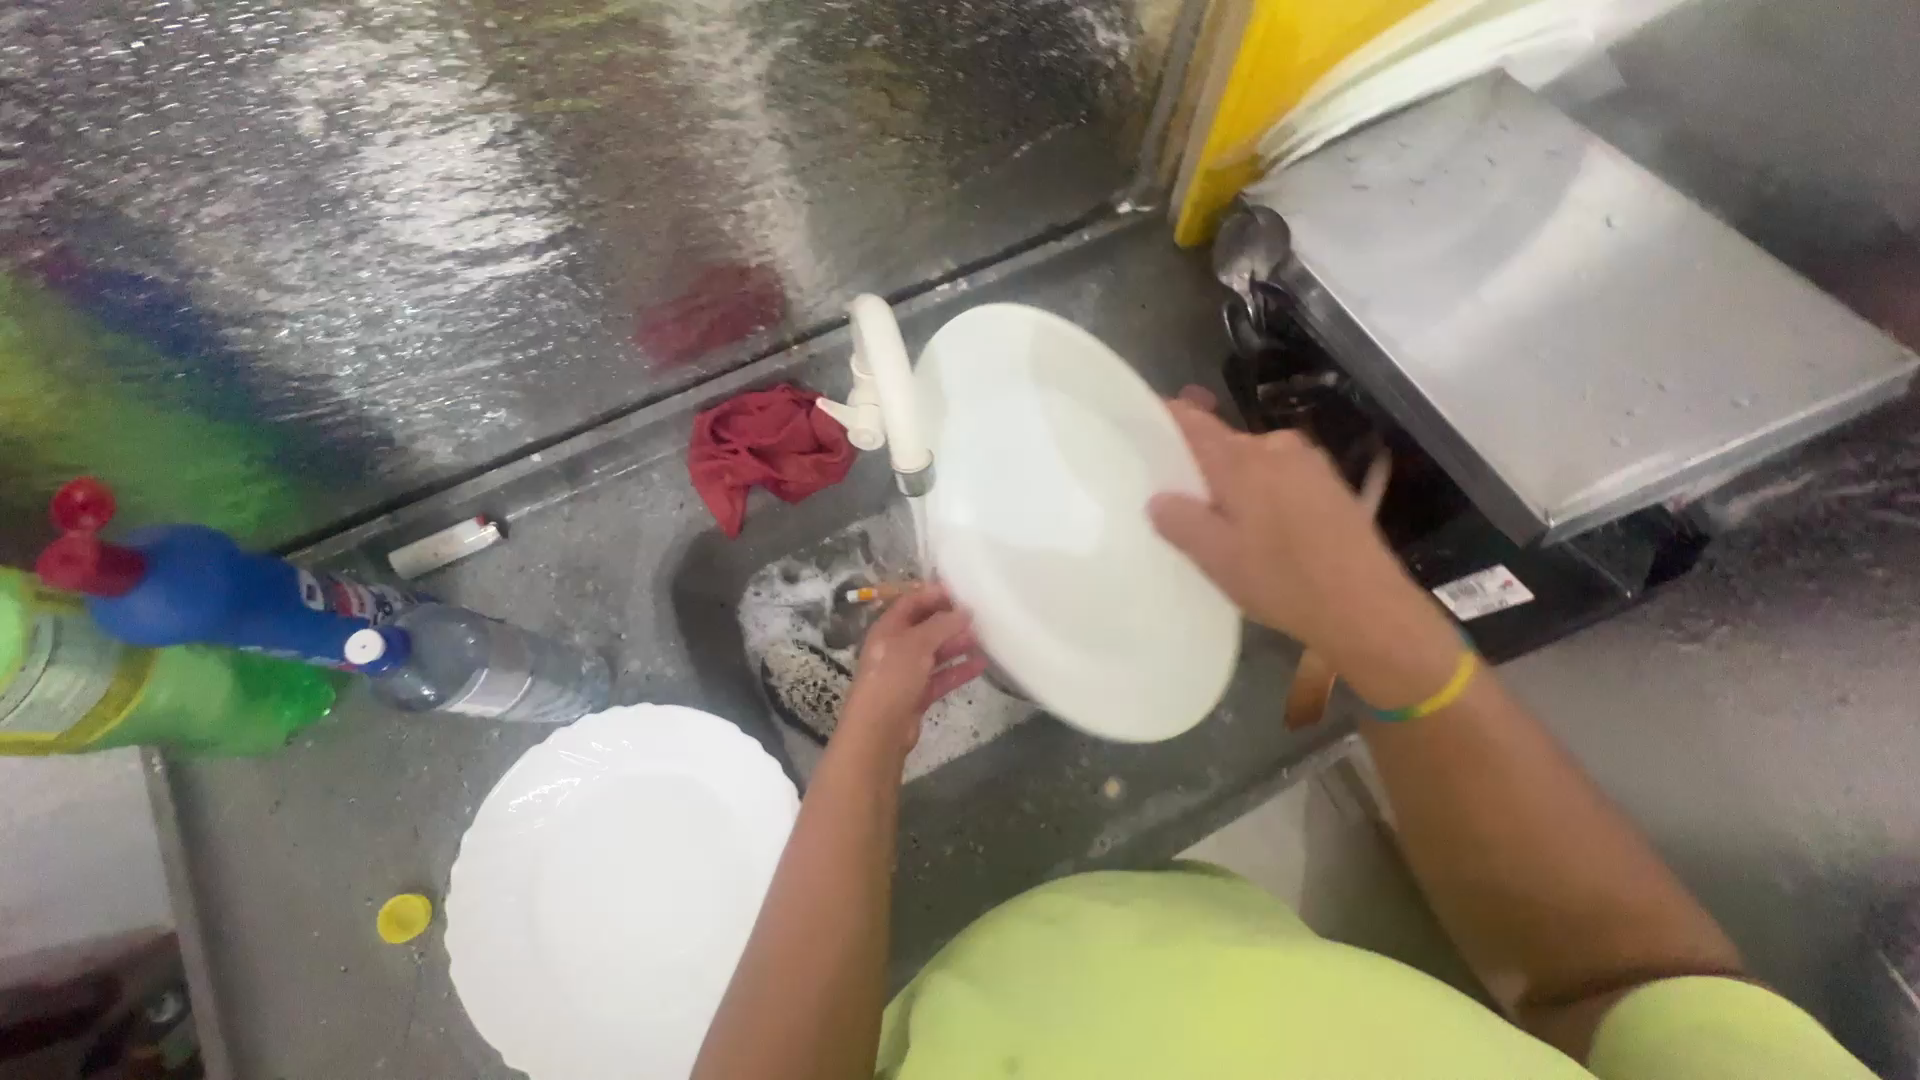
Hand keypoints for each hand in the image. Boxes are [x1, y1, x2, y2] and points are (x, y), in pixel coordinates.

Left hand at [840, 586, 987, 758]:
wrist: (879, 730)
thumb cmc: (892, 677)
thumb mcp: (916, 644)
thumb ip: (941, 625)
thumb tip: (964, 611)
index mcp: (887, 630)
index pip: (910, 603)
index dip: (932, 594)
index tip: (959, 591)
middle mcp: (895, 648)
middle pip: (925, 628)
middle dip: (949, 621)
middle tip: (976, 616)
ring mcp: (906, 673)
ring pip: (935, 653)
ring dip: (956, 645)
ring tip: (983, 637)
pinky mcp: (917, 695)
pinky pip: (941, 677)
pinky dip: (958, 671)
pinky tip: (980, 665)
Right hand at [1147, 399, 1460, 708]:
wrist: (1367, 608)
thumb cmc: (1283, 581)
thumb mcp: (1217, 559)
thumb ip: (1181, 521)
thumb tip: (1158, 498)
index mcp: (1242, 459)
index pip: (1192, 423)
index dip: (1164, 419)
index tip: (1140, 429)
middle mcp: (1276, 447)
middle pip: (1224, 444)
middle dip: (1199, 467)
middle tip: (1180, 504)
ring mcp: (1310, 463)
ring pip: (1254, 462)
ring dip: (1234, 484)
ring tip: (1223, 525)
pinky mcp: (1331, 484)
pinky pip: (1280, 476)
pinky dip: (1262, 493)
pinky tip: (1264, 532)